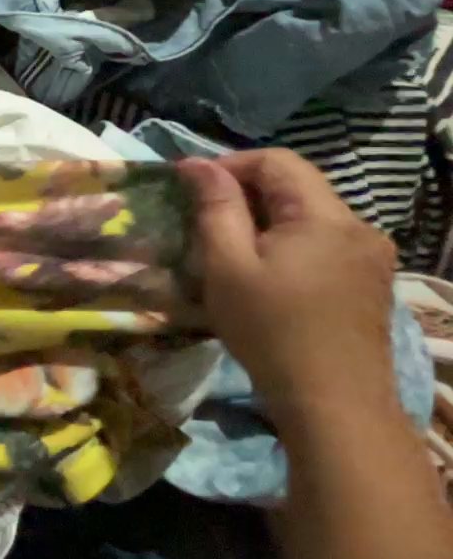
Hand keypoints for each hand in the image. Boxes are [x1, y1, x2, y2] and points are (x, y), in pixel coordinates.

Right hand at [181, 149, 397, 423]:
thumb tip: (196, 164)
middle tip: (198, 217)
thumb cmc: (268, 325)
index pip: (278, 161)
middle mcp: (358, 228)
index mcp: (325, 218)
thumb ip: (215, 207)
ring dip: (261, 217)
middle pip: (296, 185)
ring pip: (306, 213)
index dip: (228, 164)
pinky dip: (284, 239)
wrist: (332, 396)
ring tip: (224, 245)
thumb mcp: (226, 263)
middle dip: (242, 191)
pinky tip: (261, 269)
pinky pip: (321, 239)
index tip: (188, 187)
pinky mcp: (369, 278)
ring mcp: (370, 255)